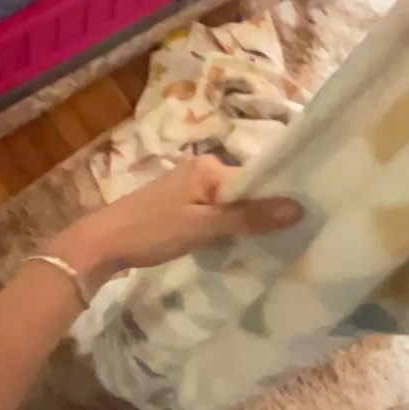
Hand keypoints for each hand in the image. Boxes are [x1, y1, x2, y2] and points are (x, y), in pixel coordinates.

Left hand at [45, 157, 302, 292]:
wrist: (103, 243)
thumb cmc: (153, 231)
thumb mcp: (204, 227)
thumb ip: (249, 217)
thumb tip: (298, 207)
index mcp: (210, 166)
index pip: (259, 177)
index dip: (280, 197)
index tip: (306, 219)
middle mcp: (202, 169)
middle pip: (246, 189)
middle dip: (265, 210)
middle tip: (293, 235)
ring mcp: (189, 187)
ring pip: (230, 203)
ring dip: (245, 221)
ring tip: (272, 242)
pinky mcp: (179, 205)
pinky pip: (214, 212)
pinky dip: (226, 226)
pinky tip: (237, 243)